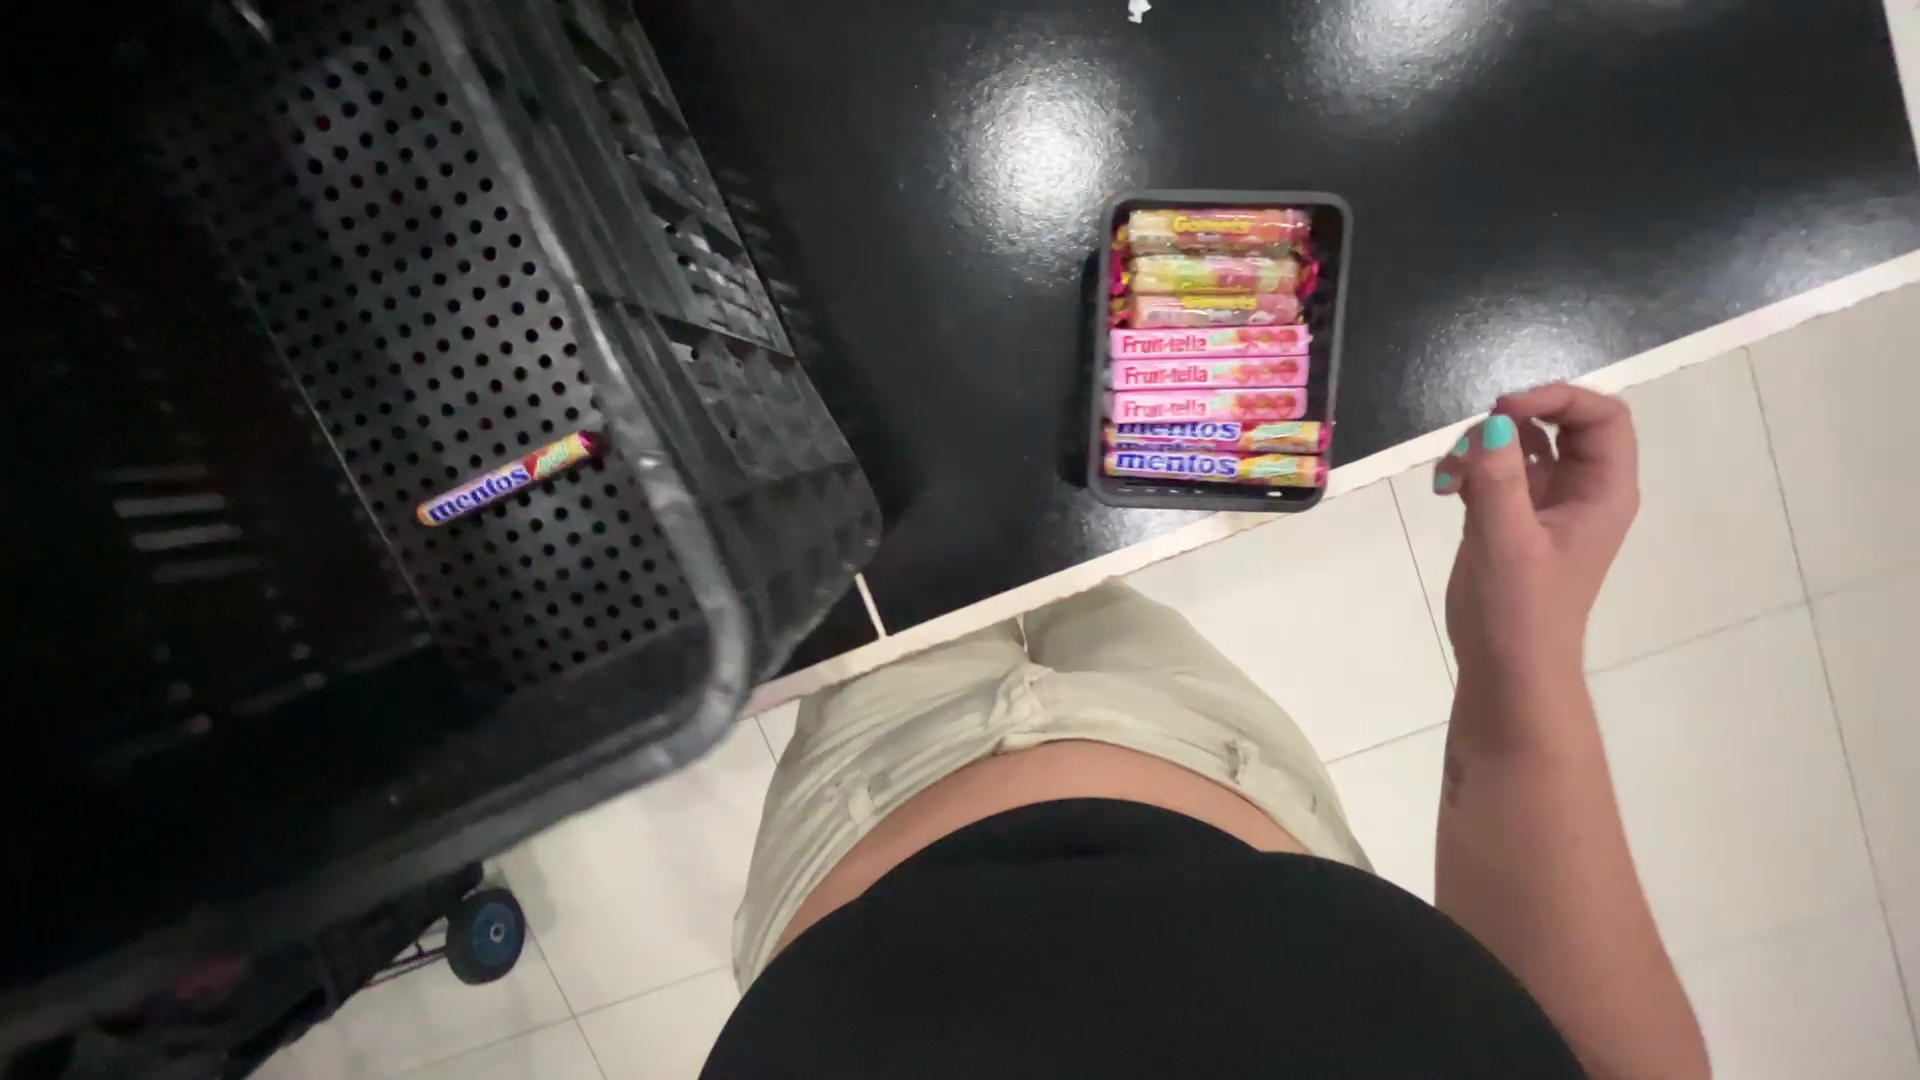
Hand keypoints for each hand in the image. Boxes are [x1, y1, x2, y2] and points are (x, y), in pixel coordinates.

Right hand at [1432, 383, 1639, 681]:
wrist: (1506, 662)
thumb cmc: (1521, 607)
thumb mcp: (1508, 540)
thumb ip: (1499, 479)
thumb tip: (1492, 422)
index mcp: (1602, 492)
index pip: (1602, 418)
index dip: (1557, 400)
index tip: (1502, 409)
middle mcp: (1577, 491)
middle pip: (1559, 425)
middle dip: (1512, 421)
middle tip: (1469, 438)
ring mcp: (1540, 505)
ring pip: (1519, 447)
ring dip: (1480, 448)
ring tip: (1448, 474)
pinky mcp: (1505, 519)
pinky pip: (1490, 473)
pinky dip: (1465, 471)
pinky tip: (1443, 489)